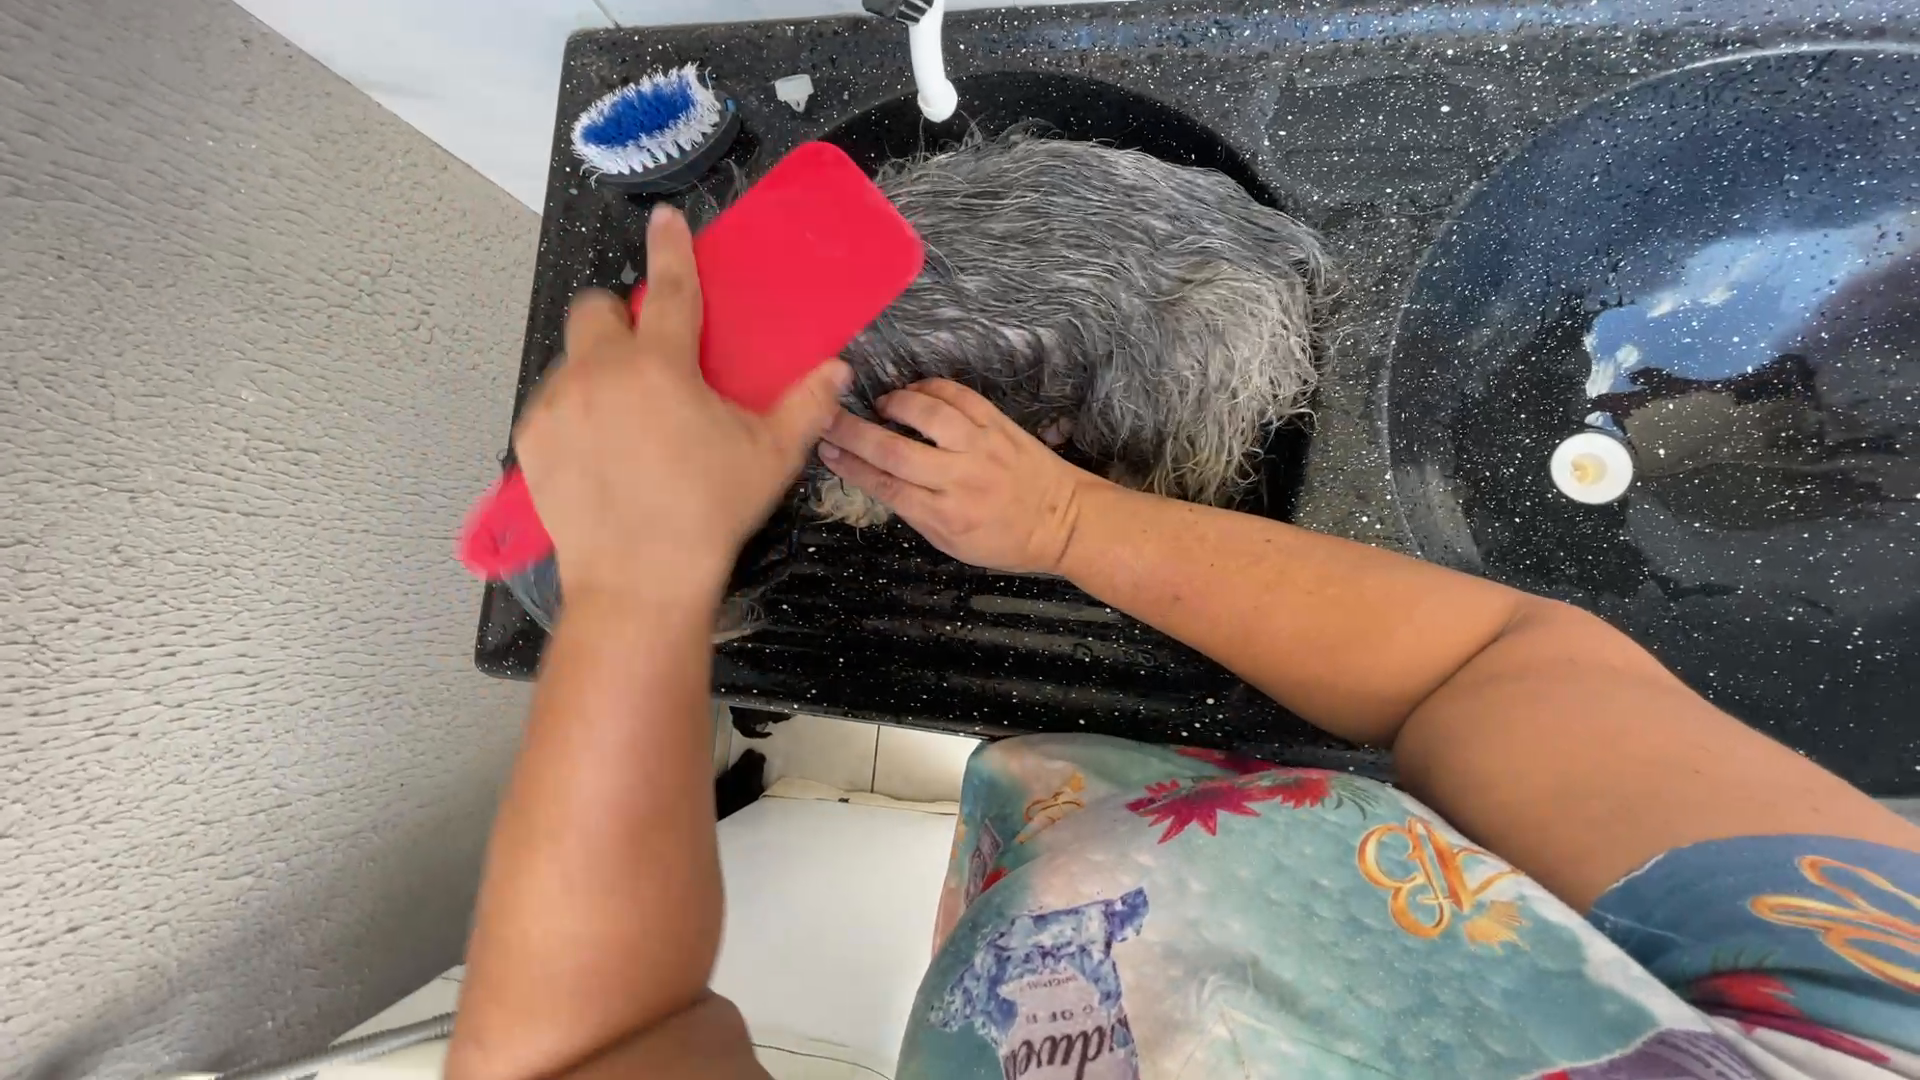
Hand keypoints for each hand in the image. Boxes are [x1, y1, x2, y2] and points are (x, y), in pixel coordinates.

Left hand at [514, 205, 850, 605]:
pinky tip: (605, 454)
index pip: (671, 289)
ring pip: (574, 358)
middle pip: (597, 308)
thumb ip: (806, 406)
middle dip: (622, 317)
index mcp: (662, 368)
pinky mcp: (533, 439)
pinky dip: (579, 411)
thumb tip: (837, 370)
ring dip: (603, 369)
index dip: (672, 248)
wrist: (640, 579)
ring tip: (632, 420)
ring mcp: (559, 406)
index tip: (664, 219)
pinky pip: (554, 403)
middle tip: (651, 359)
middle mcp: (601, 374)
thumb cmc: (710, 513)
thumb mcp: (771, 458)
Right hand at [817, 380, 1102, 573]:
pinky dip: (932, 388)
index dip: (850, 466)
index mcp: (945, 516)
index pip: (885, 486)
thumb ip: (918, 513)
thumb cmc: (1006, 541)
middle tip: (828, 417)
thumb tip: (881, 479)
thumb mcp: (954, 544)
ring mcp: (981, 446)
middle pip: (895, 450)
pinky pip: (959, 395)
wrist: (1065, 521)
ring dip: (896, 403)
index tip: (825, 448)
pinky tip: (916, 392)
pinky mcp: (999, 424)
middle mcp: (960, 479)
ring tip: (882, 405)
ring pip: (927, 413)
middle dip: (854, 432)